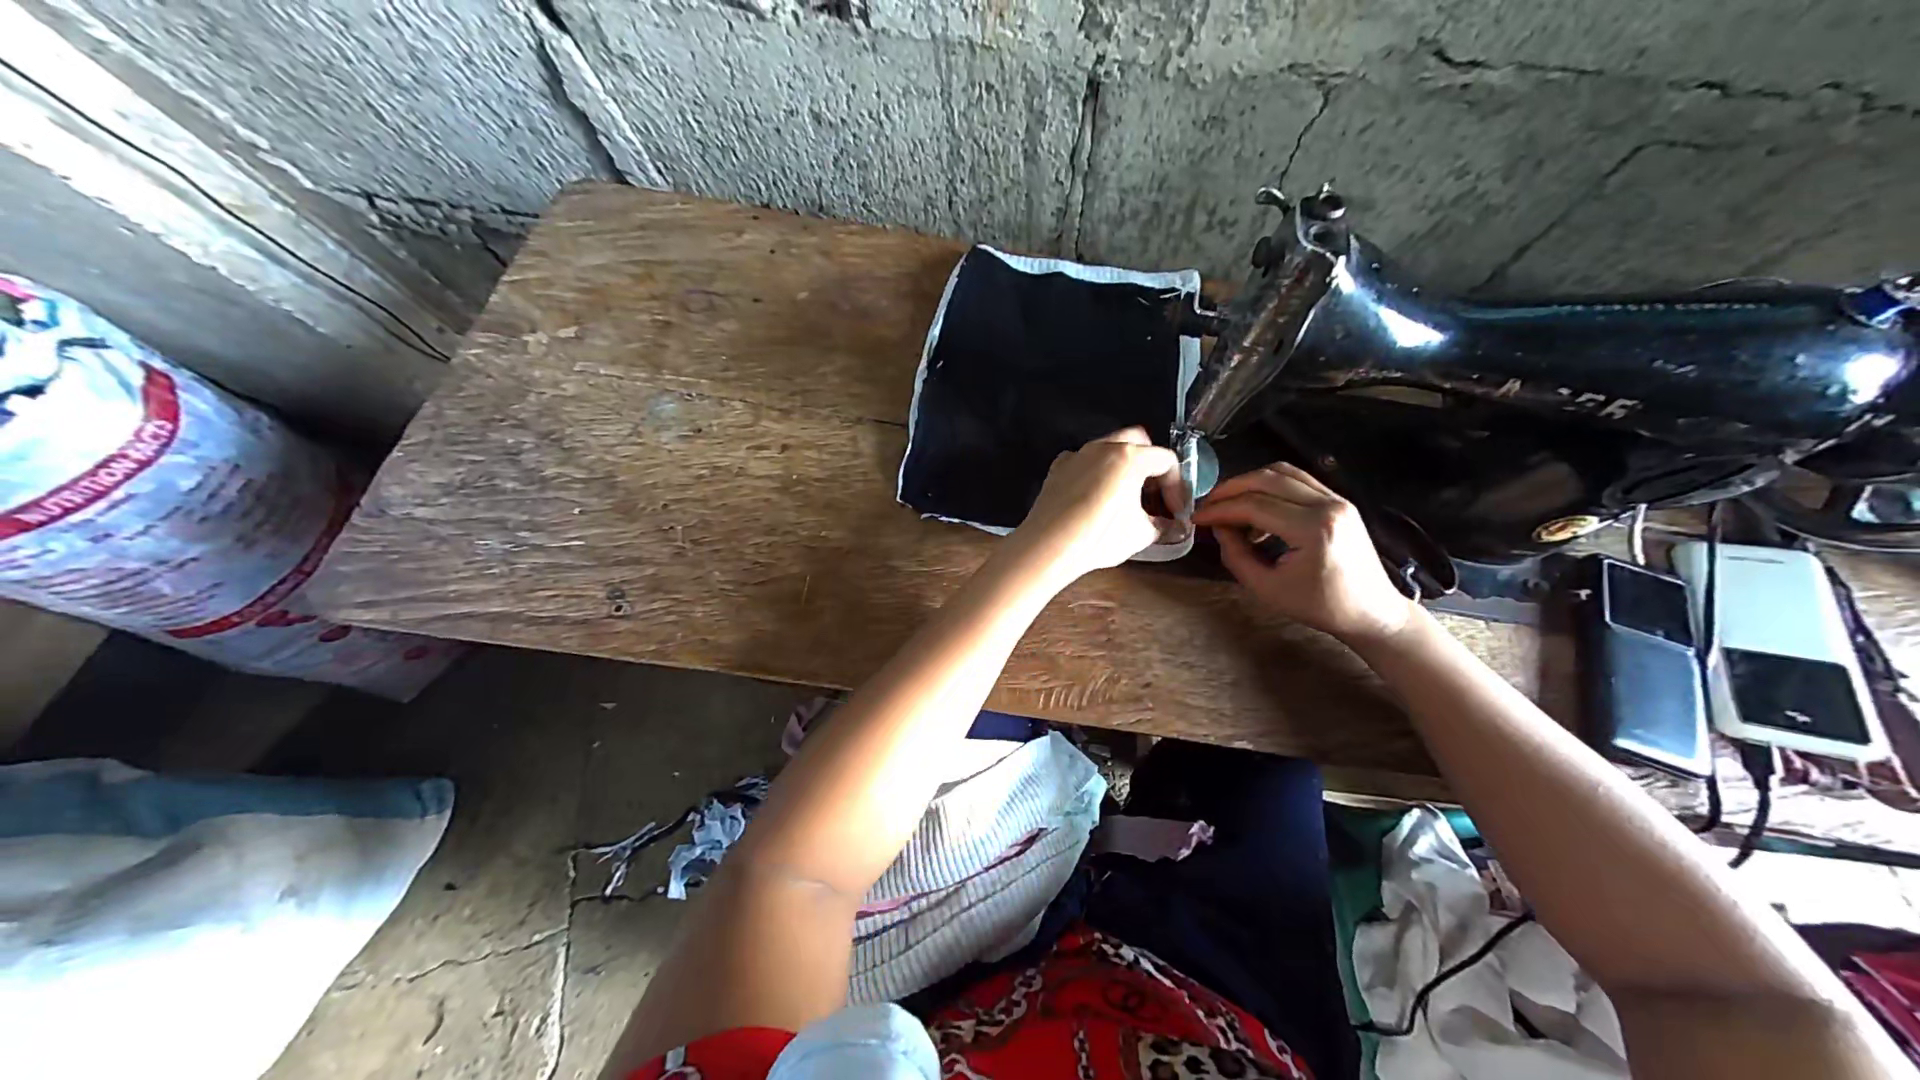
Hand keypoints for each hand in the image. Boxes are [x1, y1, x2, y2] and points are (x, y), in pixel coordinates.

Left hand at [1006, 428, 1181, 584]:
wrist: (1049, 547)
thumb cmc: (1099, 537)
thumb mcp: (1141, 534)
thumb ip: (1164, 526)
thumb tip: (1174, 527)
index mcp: (1130, 456)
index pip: (1166, 461)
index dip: (1176, 486)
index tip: (1175, 510)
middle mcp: (1103, 447)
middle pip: (1137, 442)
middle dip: (1149, 465)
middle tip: (1152, 493)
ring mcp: (1077, 455)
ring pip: (1109, 449)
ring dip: (1122, 467)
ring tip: (1125, 497)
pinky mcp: (1058, 468)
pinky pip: (1083, 462)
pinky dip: (1095, 472)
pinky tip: (1095, 497)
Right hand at [1191, 462, 1416, 646]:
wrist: (1371, 611)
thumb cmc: (1319, 606)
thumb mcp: (1266, 588)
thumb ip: (1236, 555)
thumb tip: (1218, 527)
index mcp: (1313, 529)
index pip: (1254, 505)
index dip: (1220, 509)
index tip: (1197, 517)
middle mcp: (1327, 505)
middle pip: (1266, 478)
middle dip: (1230, 489)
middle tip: (1208, 505)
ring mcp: (1337, 499)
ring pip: (1282, 472)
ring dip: (1249, 484)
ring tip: (1229, 505)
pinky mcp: (1339, 500)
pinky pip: (1297, 481)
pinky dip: (1270, 487)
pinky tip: (1256, 509)